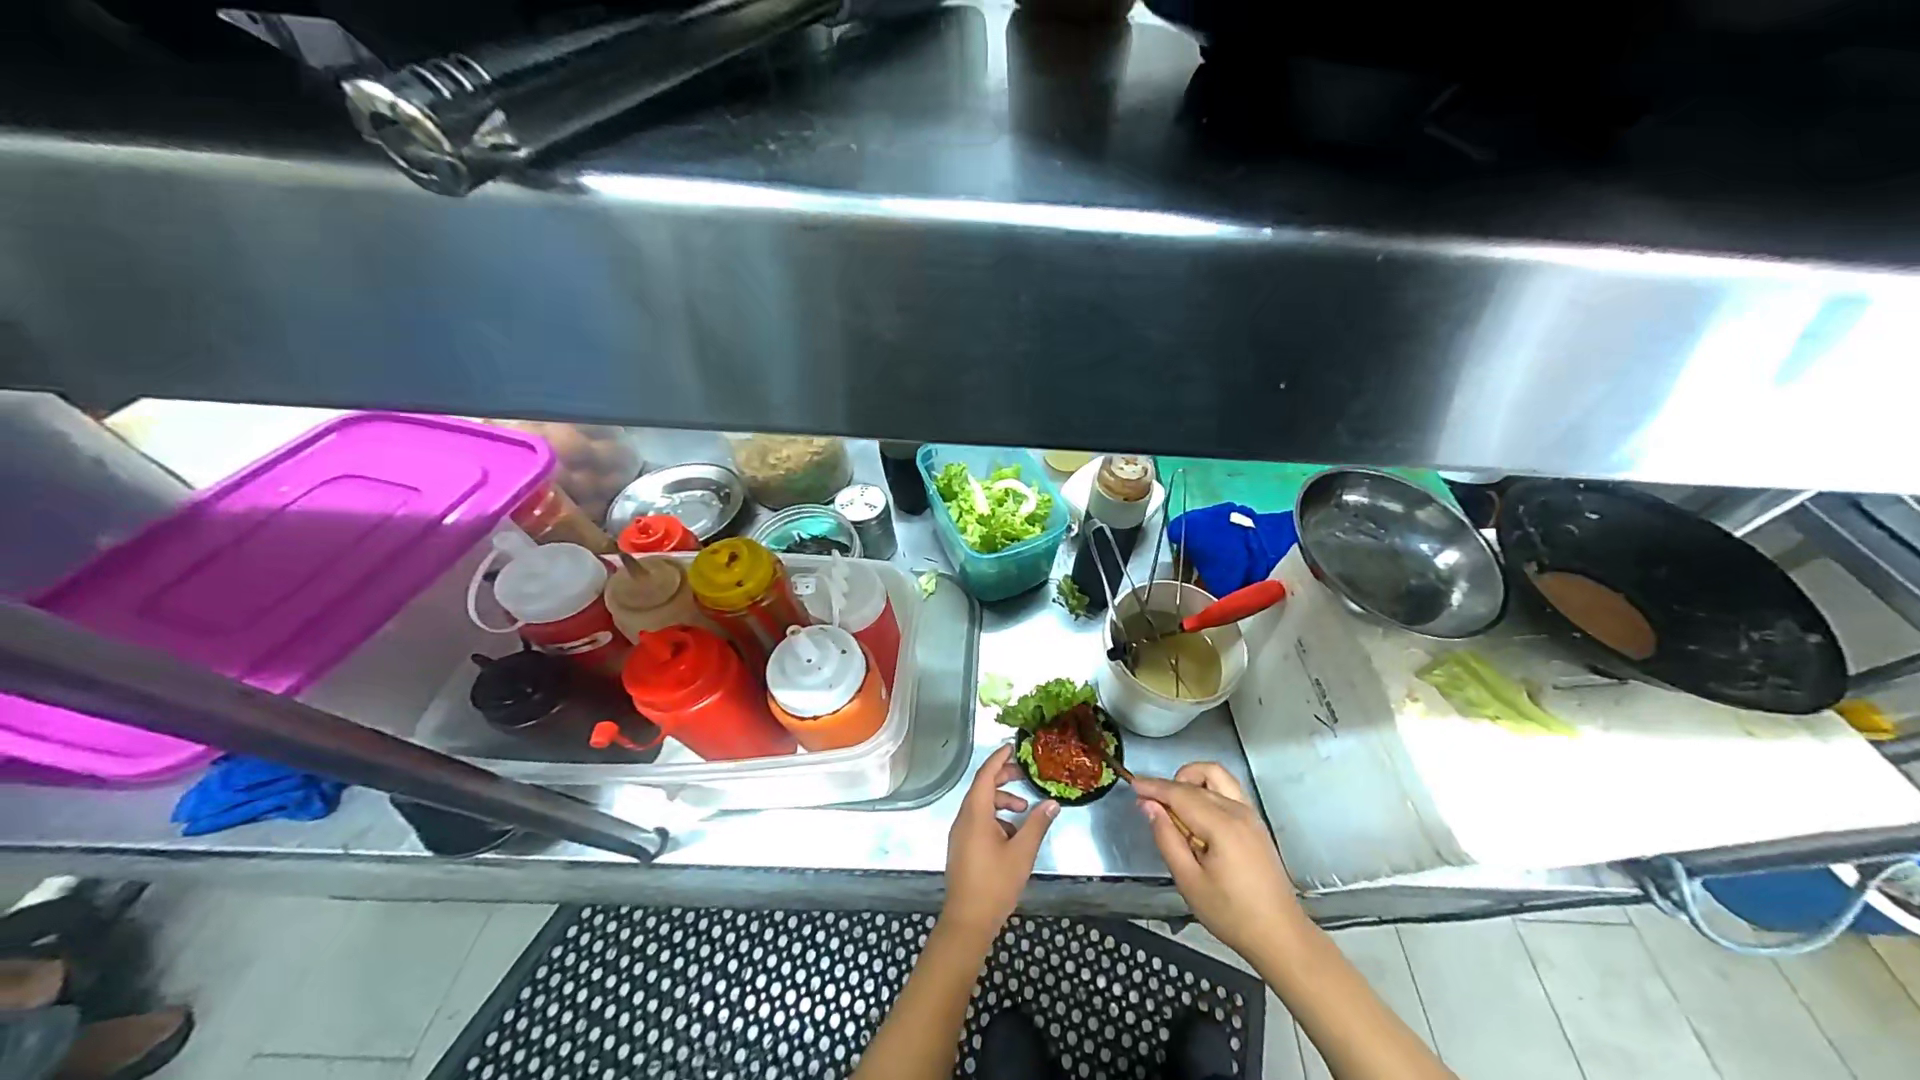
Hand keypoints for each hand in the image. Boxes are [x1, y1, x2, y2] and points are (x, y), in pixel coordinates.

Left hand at [942, 744, 1057, 938]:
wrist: (968, 920)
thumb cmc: (995, 883)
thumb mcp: (1022, 852)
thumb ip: (1037, 824)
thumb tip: (1052, 803)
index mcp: (975, 814)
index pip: (984, 775)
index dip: (998, 759)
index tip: (1012, 747)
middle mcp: (964, 818)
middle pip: (981, 788)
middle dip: (1002, 778)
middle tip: (1024, 774)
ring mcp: (960, 833)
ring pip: (980, 806)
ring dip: (1001, 801)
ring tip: (1024, 810)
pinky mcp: (962, 847)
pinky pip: (978, 821)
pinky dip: (995, 818)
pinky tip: (1013, 834)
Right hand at [1132, 763, 1305, 958]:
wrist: (1281, 935)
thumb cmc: (1231, 914)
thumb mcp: (1188, 881)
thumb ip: (1166, 838)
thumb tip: (1149, 806)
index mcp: (1222, 825)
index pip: (1180, 793)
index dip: (1153, 787)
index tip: (1132, 786)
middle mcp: (1239, 811)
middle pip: (1197, 781)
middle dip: (1169, 786)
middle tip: (1151, 806)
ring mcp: (1251, 815)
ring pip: (1216, 776)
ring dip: (1191, 781)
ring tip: (1176, 808)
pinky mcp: (1256, 823)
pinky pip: (1227, 790)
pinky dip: (1206, 790)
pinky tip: (1197, 818)